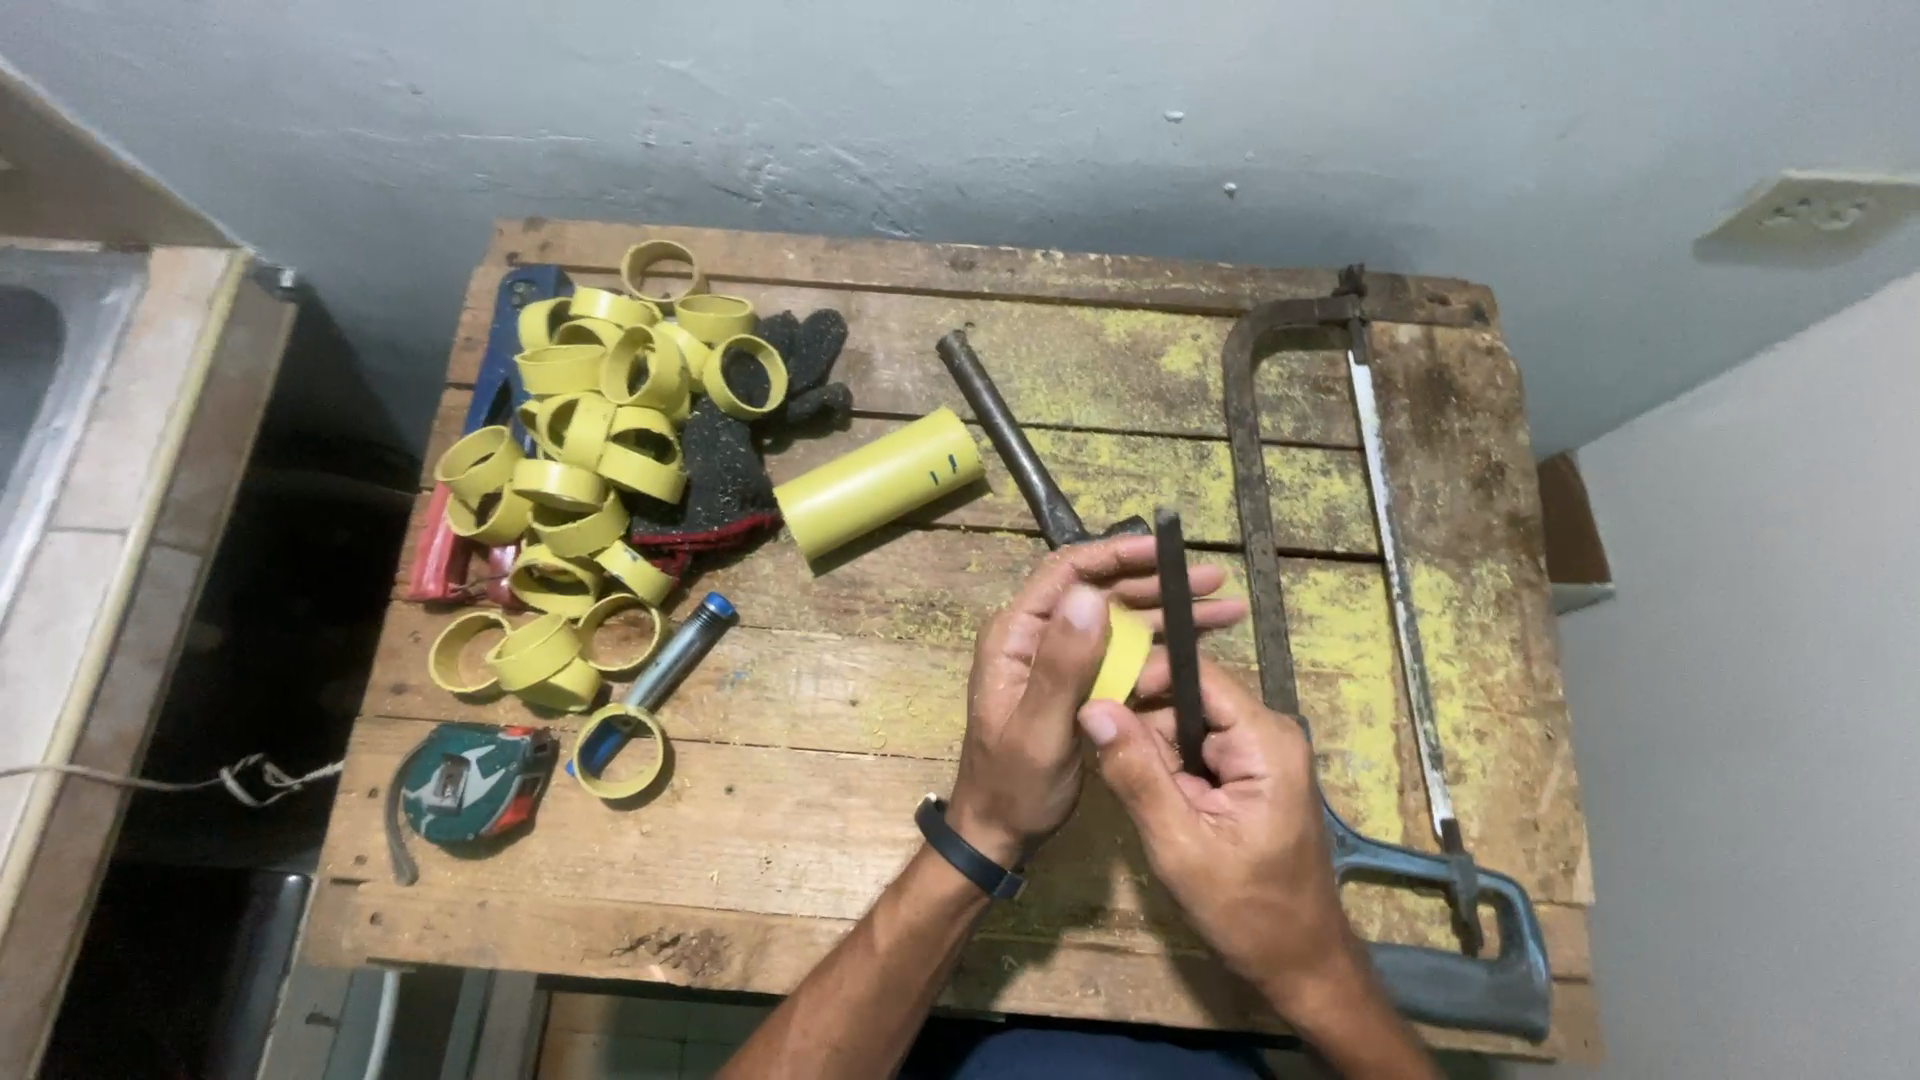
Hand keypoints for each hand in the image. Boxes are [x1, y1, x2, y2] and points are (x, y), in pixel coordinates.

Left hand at [947, 535, 1245, 866]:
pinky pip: (1121, 651)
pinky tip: (1198, 646)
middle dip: (1156, 582)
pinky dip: (1159, 645)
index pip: (1067, 574)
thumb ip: (1061, 665)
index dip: (1116, 555)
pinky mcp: (1077, 681)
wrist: (999, 829)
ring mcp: (1057, 658)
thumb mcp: (1039, 729)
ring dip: (1167, 612)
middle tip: (1214, 581)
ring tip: (1223, 609)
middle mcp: (1035, 635)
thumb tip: (1091, 595)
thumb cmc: (1013, 784)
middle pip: (1100, 591)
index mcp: (1015, 635)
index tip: (1165, 551)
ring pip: (1117, 619)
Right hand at [1077, 658, 1367, 1018]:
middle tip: (1127, 782)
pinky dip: (1172, 771)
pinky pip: (1195, 748)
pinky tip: (1167, 806)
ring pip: (1184, 725)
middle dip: (1147, 732)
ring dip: (1156, 757)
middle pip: (1185, 699)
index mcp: (1264, 740)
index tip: (1099, 709)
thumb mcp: (1179, 846)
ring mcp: (1261, 751)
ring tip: (1152, 804)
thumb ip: (1136, 773)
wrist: (1300, 965)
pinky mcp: (1251, 770)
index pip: (1193, 673)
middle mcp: (1268, 731)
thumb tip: (1093, 707)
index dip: (1143, 680)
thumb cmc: (1246, 912)